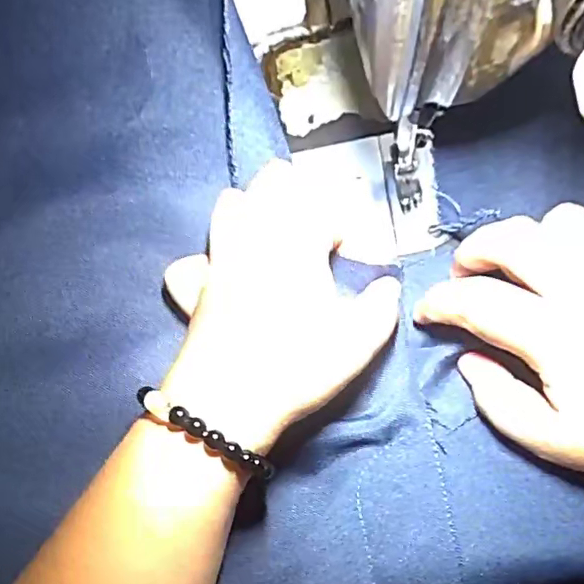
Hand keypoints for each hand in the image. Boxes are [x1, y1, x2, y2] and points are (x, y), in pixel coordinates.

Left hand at [158, 160, 401, 453]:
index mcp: (297, 237)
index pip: (332, 203)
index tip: (367, 261)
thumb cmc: (297, 367)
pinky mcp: (196, 288)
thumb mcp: (359, 341)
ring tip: (281, 241)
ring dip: (260, 210)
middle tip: (328, 233)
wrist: (228, 402)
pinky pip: (198, 256)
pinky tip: (227, 275)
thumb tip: (387, 288)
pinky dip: (214, 257)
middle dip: (308, 196)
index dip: (356, 227)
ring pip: (232, 203)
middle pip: (277, 181)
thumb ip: (382, 305)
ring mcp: (219, 257)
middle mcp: (254, 234)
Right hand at [413, 191, 583, 503]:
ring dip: (533, 236)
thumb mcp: (552, 440)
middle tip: (465, 278)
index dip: (440, 303)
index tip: (427, 313)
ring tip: (525, 266)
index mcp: (557, 333)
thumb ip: (500, 401)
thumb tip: (469, 362)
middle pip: (516, 239)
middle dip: (475, 252)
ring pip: (568, 218)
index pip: (479, 300)